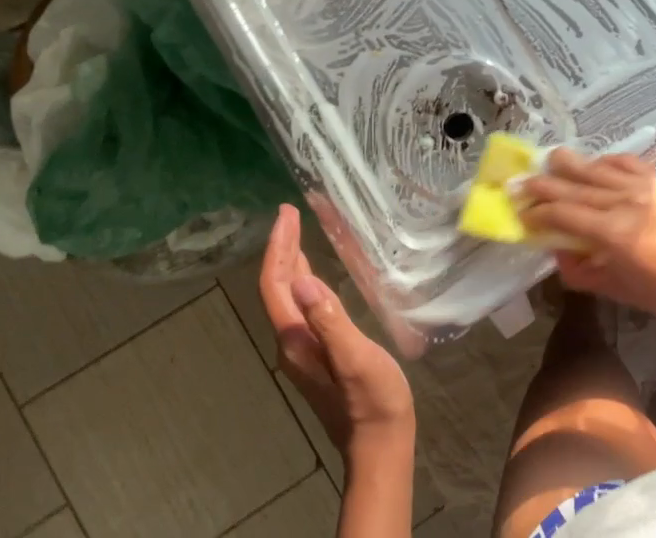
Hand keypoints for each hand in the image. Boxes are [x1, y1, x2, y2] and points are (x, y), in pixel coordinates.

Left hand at [260, 206, 413, 453]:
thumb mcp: (356, 357)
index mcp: (296, 339)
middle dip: (282, 248)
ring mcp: (303, 350)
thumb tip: (304, 281)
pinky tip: (316, 276)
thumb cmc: (373, 399)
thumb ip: (330, 321)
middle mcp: (291, 342)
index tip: (286, 213)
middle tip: (290, 213)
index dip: (279, 247)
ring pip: (288, 297)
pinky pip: (301, 307)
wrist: (379, 442)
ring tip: (298, 233)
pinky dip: (304, 281)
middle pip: (277, 288)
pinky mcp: (317, 353)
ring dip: (291, 263)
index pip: (276, 284)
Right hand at [520, 150, 655, 325]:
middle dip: (544, 185)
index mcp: (616, 234)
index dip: (538, 213)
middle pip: (576, 187)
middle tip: (519, 181)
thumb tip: (556, 248)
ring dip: (570, 164)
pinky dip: (605, 161)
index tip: (520, 212)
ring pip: (598, 169)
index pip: (565, 215)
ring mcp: (646, 187)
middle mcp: (628, 203)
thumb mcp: (616, 289)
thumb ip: (580, 269)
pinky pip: (626, 162)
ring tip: (548, 159)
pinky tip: (592, 163)